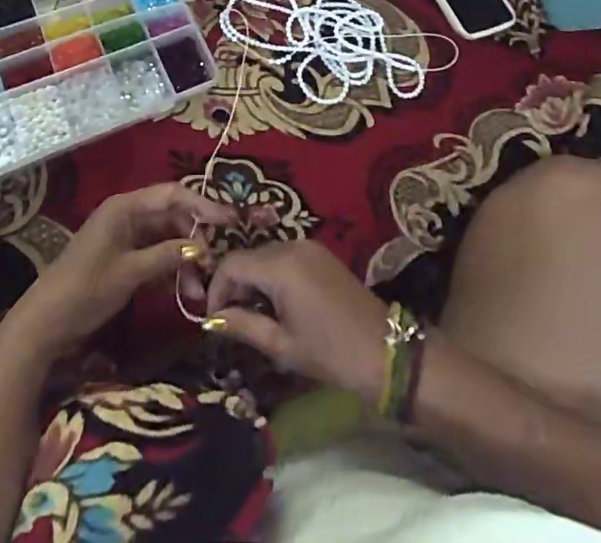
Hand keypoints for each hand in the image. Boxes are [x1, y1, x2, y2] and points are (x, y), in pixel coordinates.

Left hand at [5, 183, 236, 355]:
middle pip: (172, 218)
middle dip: (195, 241)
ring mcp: (125, 237)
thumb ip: (167, 256)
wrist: (47, 321)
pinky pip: (156, 257)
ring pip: (167, 240)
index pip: (172, 194)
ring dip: (184, 263)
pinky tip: (183, 294)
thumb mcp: (130, 272)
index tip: (230, 221)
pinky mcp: (124, 259)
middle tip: (213, 267)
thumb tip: (202, 248)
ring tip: (198, 292)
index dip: (203, 205)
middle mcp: (127, 216)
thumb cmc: (86, 288)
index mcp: (124, 207)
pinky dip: (170, 273)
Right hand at [204, 240, 392, 402]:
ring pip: (263, 256)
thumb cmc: (332, 354)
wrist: (389, 353)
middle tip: (230, 319)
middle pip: (246, 257)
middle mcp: (292, 246)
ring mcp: (309, 247)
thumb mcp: (282, 345)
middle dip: (233, 286)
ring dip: (252, 281)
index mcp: (280, 266)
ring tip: (252, 314)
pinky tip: (276, 303)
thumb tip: (211, 320)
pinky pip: (283, 257)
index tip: (213, 318)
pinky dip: (271, 276)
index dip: (216, 290)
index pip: (230, 265)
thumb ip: (242, 325)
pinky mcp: (320, 254)